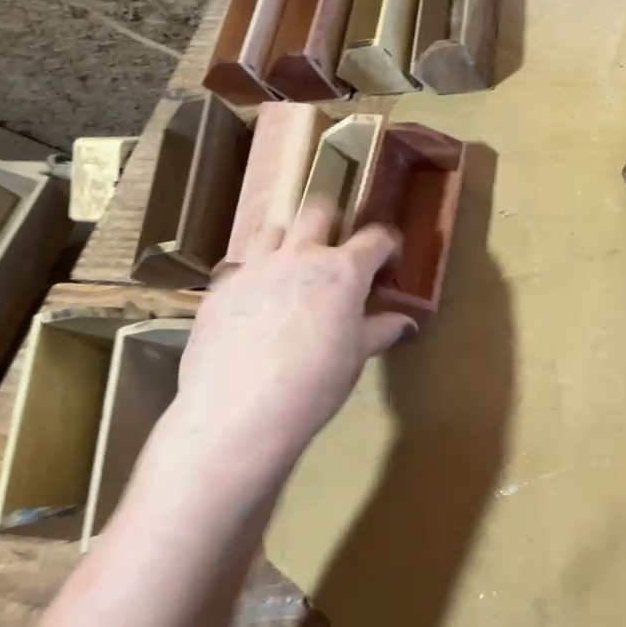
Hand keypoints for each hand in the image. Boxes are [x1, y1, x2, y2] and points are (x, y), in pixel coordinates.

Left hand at [169, 200, 416, 472]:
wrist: (237, 414)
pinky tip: (255, 307)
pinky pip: (238, 268)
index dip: (387, 247)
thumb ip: (381, 330)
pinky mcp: (218, 291)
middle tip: (336, 254)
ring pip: (272, 231)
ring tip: (291, 271)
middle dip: (332, 224)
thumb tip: (406, 323)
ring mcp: (254, 269)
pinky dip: (253, 277)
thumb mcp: (356, 356)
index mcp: (343, 270)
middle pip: (317, 212)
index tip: (388, 265)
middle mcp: (299, 256)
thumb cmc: (314, 383)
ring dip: (286, 242)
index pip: (376, 237)